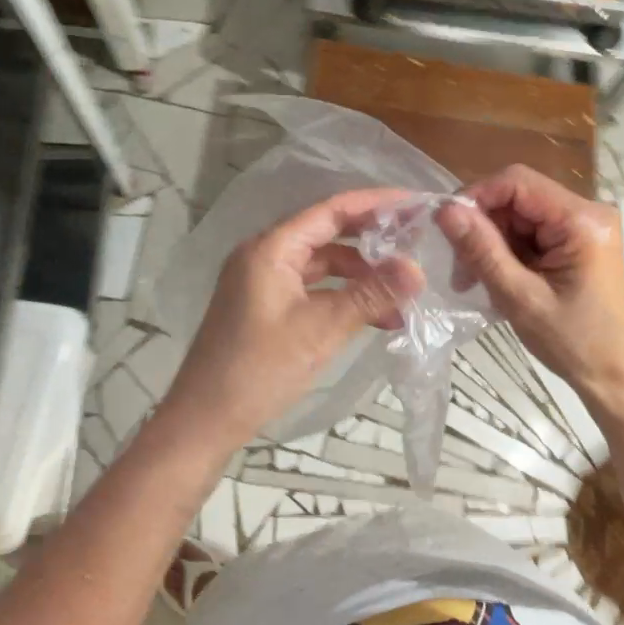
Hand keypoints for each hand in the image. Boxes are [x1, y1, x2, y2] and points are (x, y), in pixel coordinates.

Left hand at [164, 189, 422, 440]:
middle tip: (418, 243)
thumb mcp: (322, 329)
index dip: (375, 204)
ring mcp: (264, 283)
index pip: (330, 210)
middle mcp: (265, 256)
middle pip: (328, 234)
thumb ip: (371, 294)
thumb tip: (418, 269)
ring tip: (405, 293)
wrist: (205, 420)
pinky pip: (315, 290)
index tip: (415, 204)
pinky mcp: (268, 309)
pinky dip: (345, 298)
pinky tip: (379, 317)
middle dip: (373, 240)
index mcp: (271, 249)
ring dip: (363, 276)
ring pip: (324, 265)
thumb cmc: (259, 369)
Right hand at [437, 165, 623, 393]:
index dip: (476, 197)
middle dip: (483, 227)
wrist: (612, 374)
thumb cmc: (571, 342)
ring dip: (493, 243)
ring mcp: (585, 225)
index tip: (447, 228)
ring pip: (521, 215)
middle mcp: (588, 211)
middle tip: (461, 271)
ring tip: (476, 282)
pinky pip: (533, 232)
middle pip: (518, 198)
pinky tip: (500, 280)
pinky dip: (510, 252)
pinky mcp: (579, 240)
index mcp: (582, 220)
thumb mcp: (519, 298)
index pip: (517, 182)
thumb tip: (445, 210)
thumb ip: (482, 250)